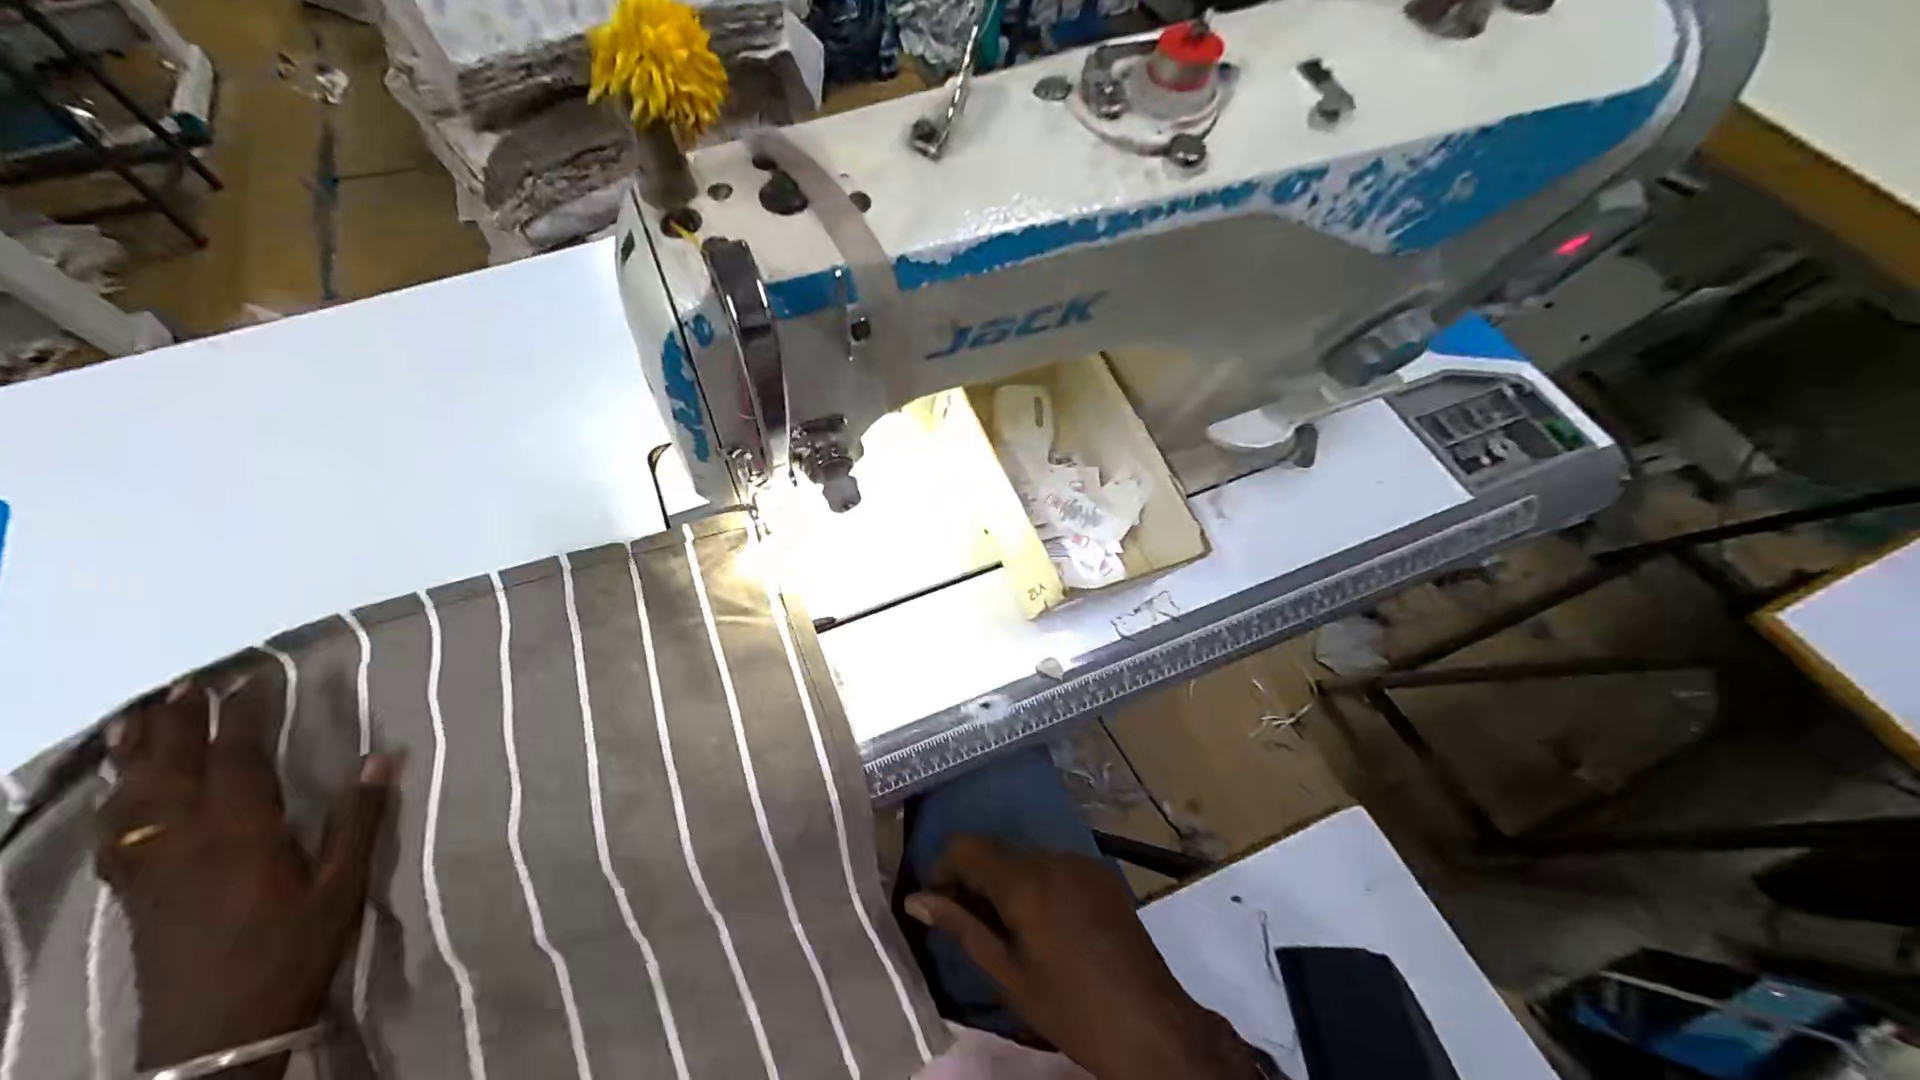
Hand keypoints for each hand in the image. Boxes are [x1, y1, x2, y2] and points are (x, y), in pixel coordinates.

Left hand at [95, 676, 393, 1074]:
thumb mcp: (342, 885)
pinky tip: (117, 794)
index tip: (250, 681)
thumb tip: (383, 756)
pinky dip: (114, 801)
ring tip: (135, 722)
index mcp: (240, 834)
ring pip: (131, 799)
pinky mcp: (135, 893)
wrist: (216, 1029)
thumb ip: (359, 819)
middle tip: (184, 687)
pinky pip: (113, 834)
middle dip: (177, 725)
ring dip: (135, 756)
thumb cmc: (293, 948)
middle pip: (172, 771)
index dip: (243, 717)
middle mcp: (184, 842)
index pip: (237, 760)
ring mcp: (150, 869)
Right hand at [904, 835, 1261, 1079]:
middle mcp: (1053, 857)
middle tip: (965, 919)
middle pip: (996, 848)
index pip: (967, 846)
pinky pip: (1054, 864)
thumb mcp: (1007, 975)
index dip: (942, 867)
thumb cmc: (1070, 1009)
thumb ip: (961, 927)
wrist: (1152, 1027)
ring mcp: (1082, 861)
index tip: (936, 902)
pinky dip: (1036, 881)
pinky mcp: (1102, 873)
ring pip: (1025, 855)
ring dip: (1004, 878)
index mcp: (1026, 880)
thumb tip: (916, 898)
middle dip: (972, 875)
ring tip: (1004, 925)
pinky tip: (1042, 921)